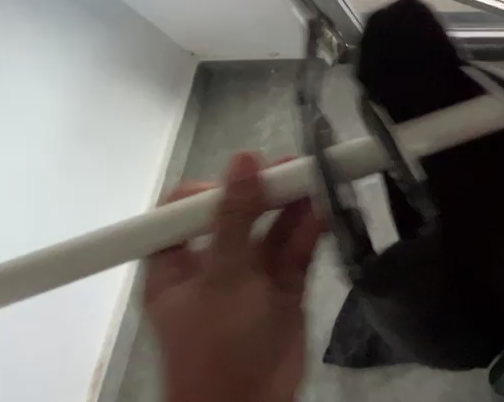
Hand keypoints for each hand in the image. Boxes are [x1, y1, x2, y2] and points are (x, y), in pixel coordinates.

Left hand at [144, 152, 324, 401]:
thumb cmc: (218, 345)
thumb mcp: (223, 278)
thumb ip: (237, 216)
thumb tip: (244, 158)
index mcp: (177, 266)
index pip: (184, 212)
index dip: (211, 189)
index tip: (244, 175)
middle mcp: (212, 265)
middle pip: (236, 213)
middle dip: (264, 190)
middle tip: (293, 169)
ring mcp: (250, 275)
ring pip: (272, 227)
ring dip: (294, 205)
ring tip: (319, 180)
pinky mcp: (284, 285)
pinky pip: (297, 246)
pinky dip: (312, 228)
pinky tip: (326, 210)